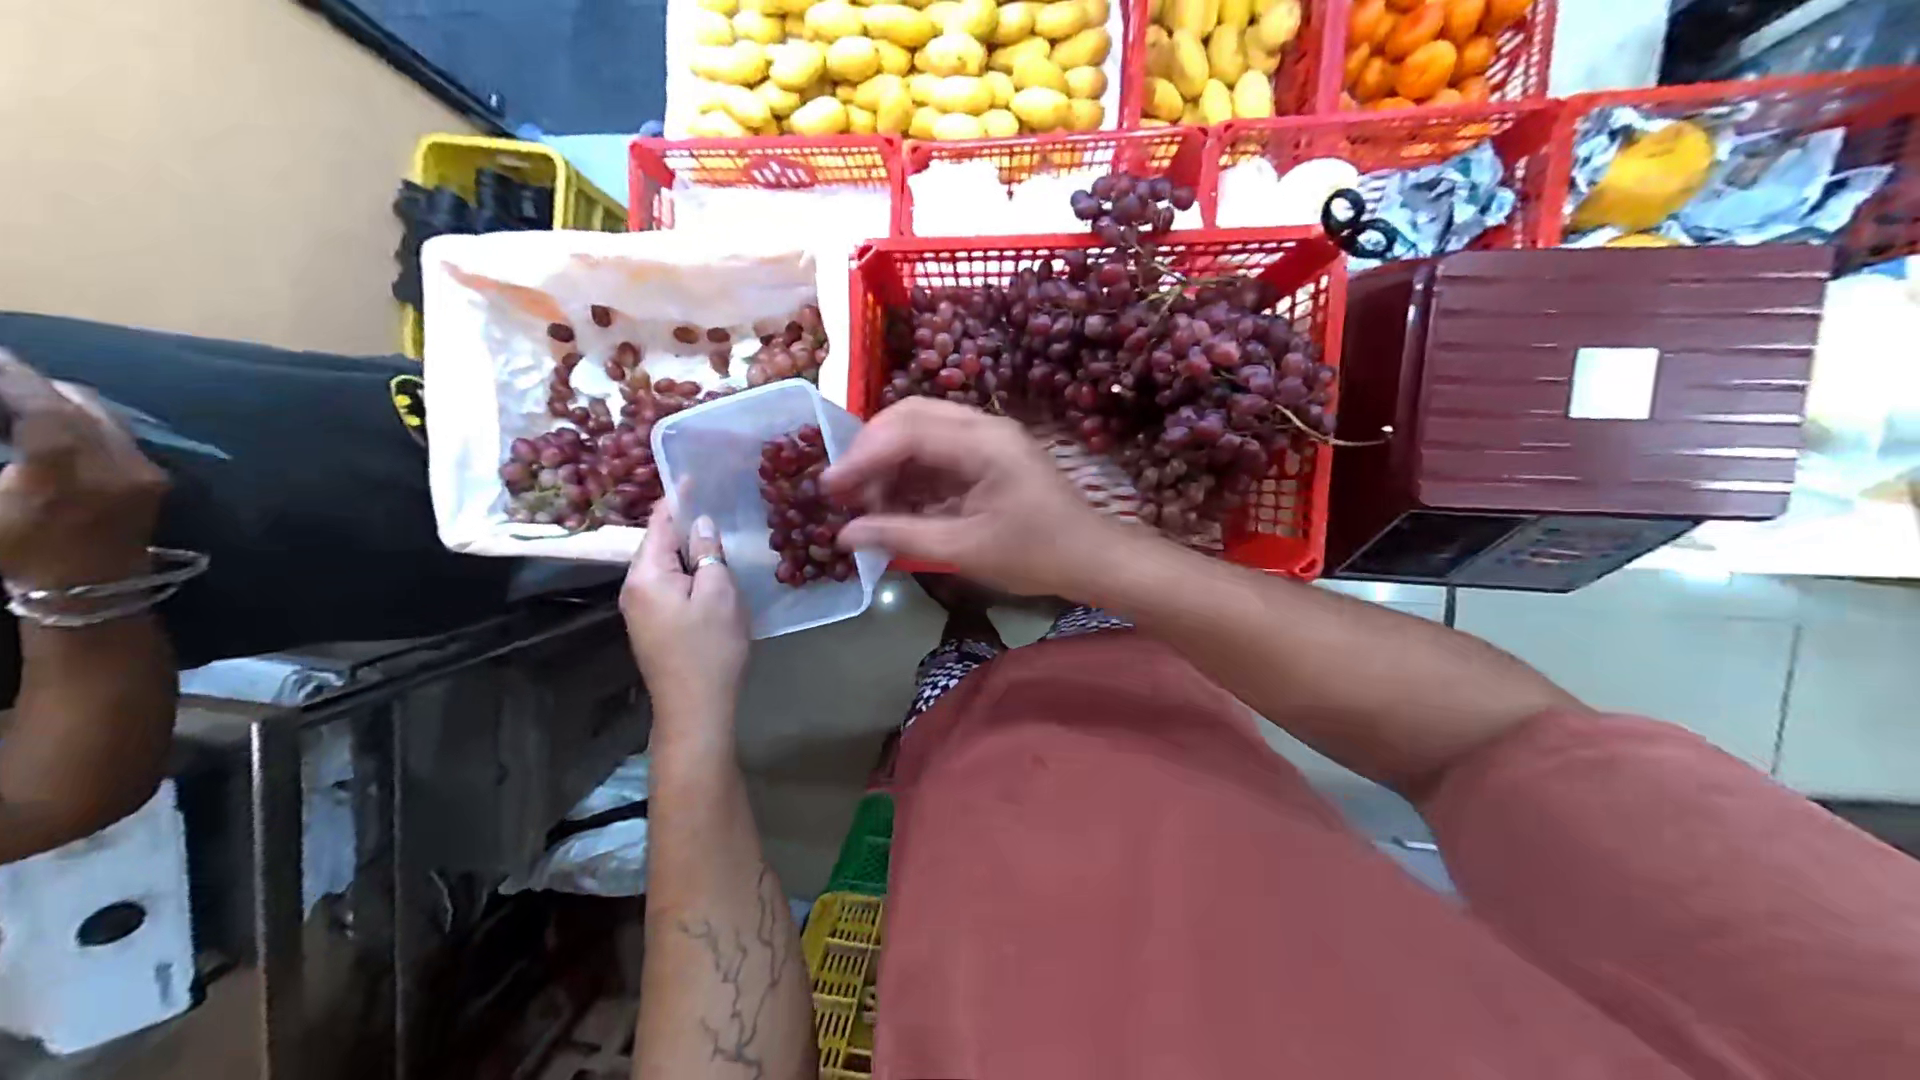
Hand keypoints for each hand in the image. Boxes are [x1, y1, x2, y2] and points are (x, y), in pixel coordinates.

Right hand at [0, 350, 167, 588]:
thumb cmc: (19, 552)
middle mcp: (119, 465)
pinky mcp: (157, 478)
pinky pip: (118, 433)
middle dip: (32, 382)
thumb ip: (5, 450)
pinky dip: (84, 417)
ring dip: (60, 397)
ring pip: (102, 415)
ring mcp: (146, 471)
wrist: (91, 589)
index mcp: (66, 472)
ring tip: (17, 388)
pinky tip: (53, 414)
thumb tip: (6, 417)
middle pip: (77, 404)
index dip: (10, 375)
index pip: (43, 407)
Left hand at [620, 502, 748, 735]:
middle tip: (713, 503)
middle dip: (683, 523)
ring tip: (715, 533)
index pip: (659, 523)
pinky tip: (707, 571)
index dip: (677, 498)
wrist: (695, 707)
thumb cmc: (710, 647)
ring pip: (664, 566)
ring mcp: (640, 609)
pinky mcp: (651, 625)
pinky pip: (668, 584)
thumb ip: (709, 553)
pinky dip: (687, 571)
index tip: (693, 474)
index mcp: (646, 574)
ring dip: (687, 549)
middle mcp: (634, 587)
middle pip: (658, 544)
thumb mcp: (719, 593)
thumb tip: (701, 525)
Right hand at [823, 398, 1129, 597]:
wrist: (1093, 559)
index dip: (862, 457)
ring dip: (889, 464)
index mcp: (984, 442)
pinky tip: (894, 504)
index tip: (829, 487)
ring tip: (865, 504)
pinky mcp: (987, 457)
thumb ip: (901, 536)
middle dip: (870, 451)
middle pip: (910, 418)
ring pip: (920, 433)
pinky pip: (937, 453)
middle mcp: (983, 427)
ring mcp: (987, 439)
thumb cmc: (1036, 555)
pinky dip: (910, 475)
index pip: (907, 431)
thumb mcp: (964, 550)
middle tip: (843, 490)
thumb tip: (845, 534)